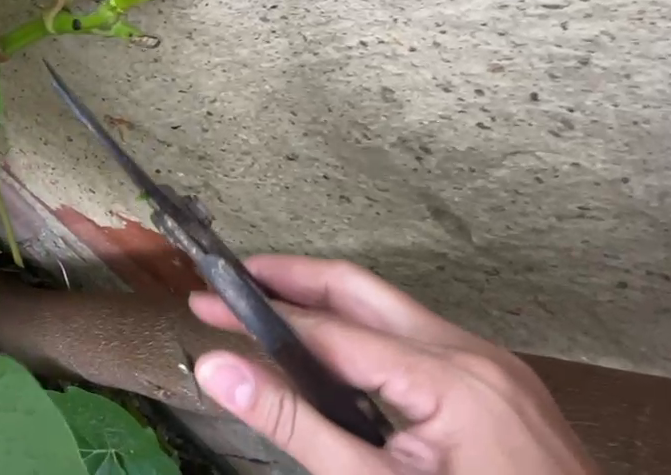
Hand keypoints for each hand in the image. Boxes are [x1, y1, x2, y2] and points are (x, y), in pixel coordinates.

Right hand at [190, 256, 595, 474]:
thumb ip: (294, 423)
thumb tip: (215, 368)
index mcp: (449, 380)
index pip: (323, 330)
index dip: (252, 315)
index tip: (202, 307)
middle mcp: (474, 357)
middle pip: (356, 289)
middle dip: (285, 278)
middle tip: (228, 282)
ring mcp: (493, 368)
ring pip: (384, 306)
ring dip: (318, 300)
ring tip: (263, 307)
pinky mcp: (499, 385)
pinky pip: (412, 334)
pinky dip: (357, 329)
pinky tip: (327, 348)